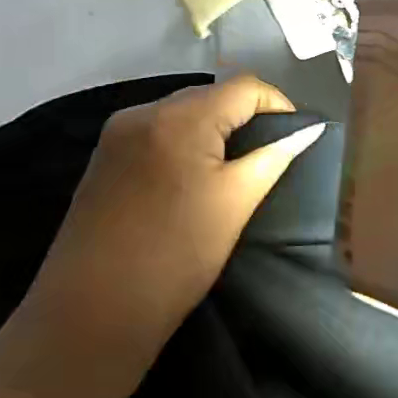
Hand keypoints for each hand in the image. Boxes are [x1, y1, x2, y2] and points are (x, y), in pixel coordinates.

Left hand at [30, 76, 325, 339]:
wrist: (91, 310)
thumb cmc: (174, 258)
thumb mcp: (234, 204)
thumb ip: (272, 157)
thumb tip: (306, 130)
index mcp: (179, 117)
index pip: (242, 86)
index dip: (277, 104)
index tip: (294, 137)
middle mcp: (143, 110)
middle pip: (208, 96)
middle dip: (243, 118)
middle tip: (267, 157)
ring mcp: (118, 131)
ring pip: (180, 113)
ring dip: (211, 130)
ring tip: (231, 170)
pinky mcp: (104, 154)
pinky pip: (155, 131)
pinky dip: (181, 143)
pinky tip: (188, 178)